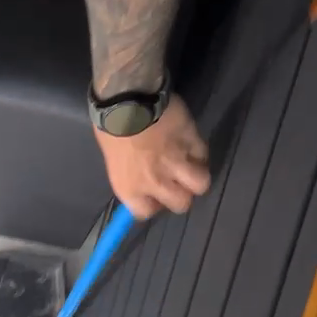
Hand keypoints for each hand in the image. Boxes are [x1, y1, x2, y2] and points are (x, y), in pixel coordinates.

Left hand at [95, 94, 209, 217]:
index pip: (147, 213)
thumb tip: (145, 185)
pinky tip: (192, 148)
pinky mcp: (192, 141)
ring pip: (200, 184)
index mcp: (130, 190)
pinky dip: (200, 154)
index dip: (154, 204)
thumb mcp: (115, 164)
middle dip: (181, 196)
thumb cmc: (112, 131)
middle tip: (178, 184)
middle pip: (181, 203)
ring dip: (197, 178)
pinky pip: (204, 155)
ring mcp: (177, 163)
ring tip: (191, 169)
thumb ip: (132, 180)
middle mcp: (155, 183)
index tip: (155, 196)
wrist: (127, 103)